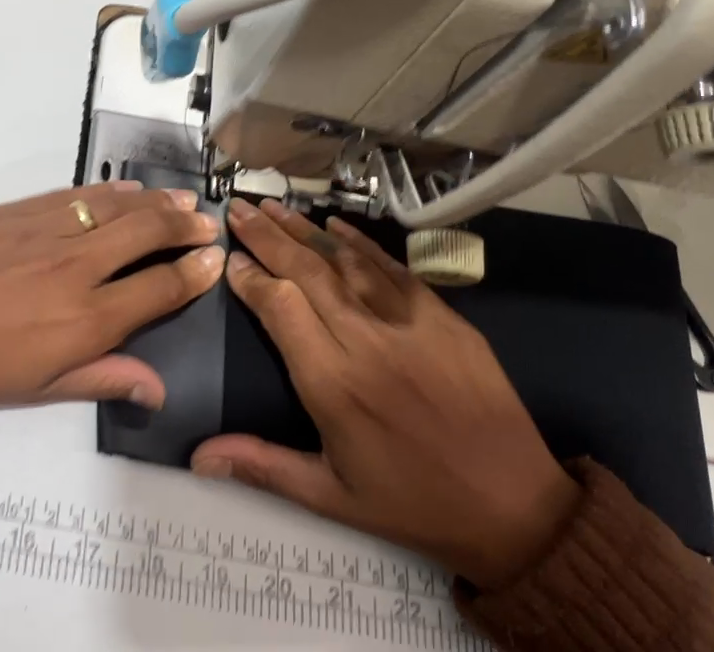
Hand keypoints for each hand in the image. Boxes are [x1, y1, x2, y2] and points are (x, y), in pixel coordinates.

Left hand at [0, 182, 224, 411]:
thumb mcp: (36, 390)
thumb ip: (101, 377)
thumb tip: (158, 386)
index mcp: (85, 319)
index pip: (159, 289)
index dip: (194, 274)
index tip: (215, 262)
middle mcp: (75, 266)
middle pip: (146, 235)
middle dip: (184, 228)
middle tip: (207, 224)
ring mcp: (45, 231)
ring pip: (116, 207)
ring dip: (154, 203)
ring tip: (181, 203)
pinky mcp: (17, 211)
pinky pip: (74, 195)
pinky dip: (107, 191)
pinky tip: (125, 190)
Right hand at [191, 198, 579, 588]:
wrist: (515, 509)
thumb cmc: (413, 503)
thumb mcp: (331, 498)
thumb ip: (262, 467)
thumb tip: (198, 458)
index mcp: (332, 383)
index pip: (279, 307)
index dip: (250, 278)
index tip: (228, 259)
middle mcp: (365, 342)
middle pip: (306, 272)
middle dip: (267, 237)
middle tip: (237, 208)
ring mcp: (409, 324)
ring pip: (346, 262)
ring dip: (305, 230)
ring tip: (272, 206)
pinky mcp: (444, 319)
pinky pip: (394, 269)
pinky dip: (361, 243)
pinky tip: (335, 225)